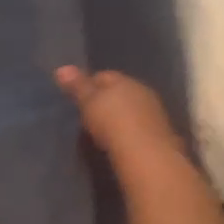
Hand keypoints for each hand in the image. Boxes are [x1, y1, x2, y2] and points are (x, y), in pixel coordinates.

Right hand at [54, 65, 180, 159]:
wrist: (147, 156)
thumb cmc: (112, 122)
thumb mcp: (87, 102)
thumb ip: (76, 85)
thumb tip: (61, 68)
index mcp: (125, 81)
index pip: (103, 76)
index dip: (87, 85)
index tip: (74, 98)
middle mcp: (143, 92)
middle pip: (118, 92)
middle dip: (104, 101)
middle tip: (86, 115)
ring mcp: (155, 113)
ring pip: (129, 109)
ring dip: (117, 117)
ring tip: (100, 131)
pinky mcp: (161, 134)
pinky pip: (138, 126)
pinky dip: (127, 131)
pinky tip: (117, 141)